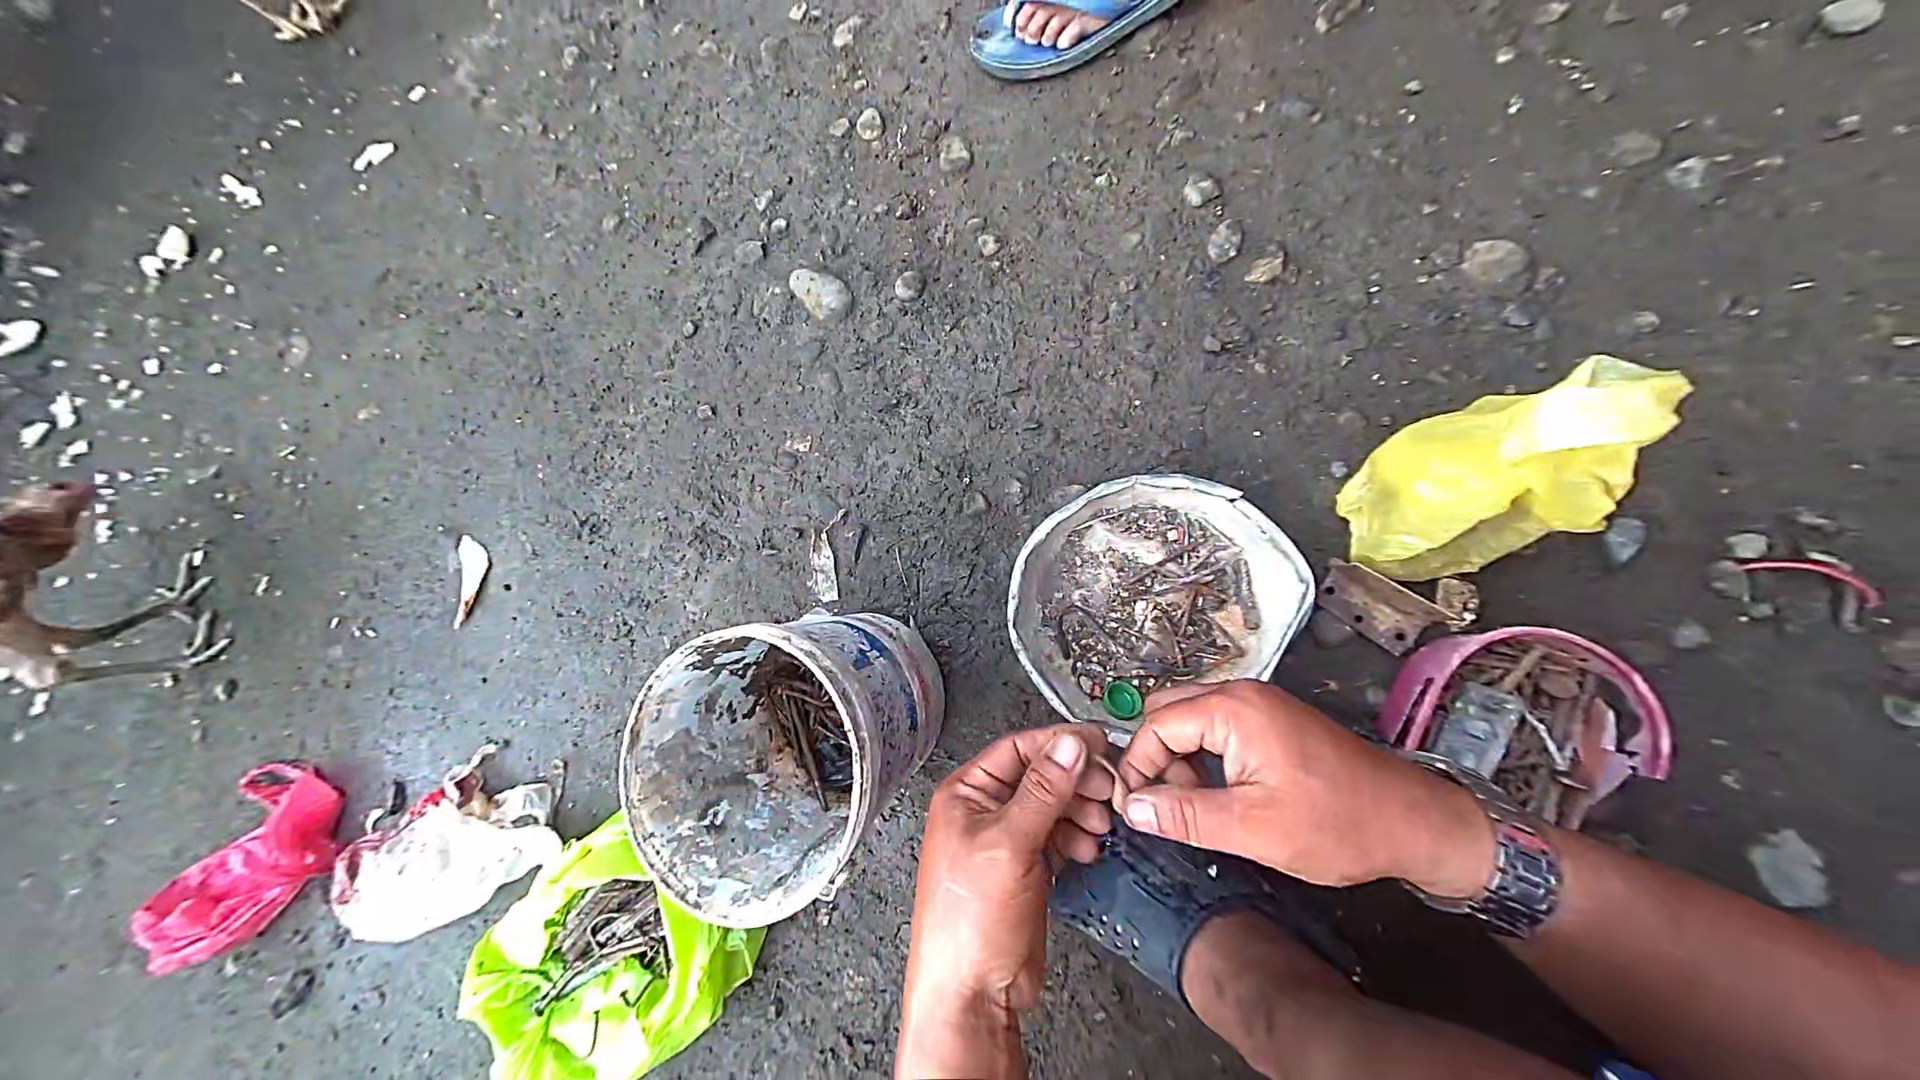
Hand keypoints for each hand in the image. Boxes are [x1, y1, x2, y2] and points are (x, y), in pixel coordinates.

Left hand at [896, 724, 1114, 1079]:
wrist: (973, 994)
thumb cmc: (966, 923)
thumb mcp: (1008, 843)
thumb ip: (1043, 791)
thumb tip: (1067, 746)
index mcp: (966, 794)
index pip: (1017, 749)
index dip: (1057, 744)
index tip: (1095, 743)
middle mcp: (984, 811)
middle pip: (1040, 776)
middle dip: (1075, 781)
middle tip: (1106, 787)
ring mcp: (1006, 840)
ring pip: (1053, 806)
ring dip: (1081, 810)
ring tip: (1100, 822)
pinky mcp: (1025, 866)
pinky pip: (1058, 836)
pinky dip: (1077, 837)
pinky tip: (1089, 846)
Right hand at [1115, 680, 1493, 896]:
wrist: (1413, 821)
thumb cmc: (1342, 823)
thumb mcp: (1253, 828)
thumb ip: (1184, 815)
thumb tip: (1133, 808)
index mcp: (1233, 710)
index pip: (1155, 725)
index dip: (1138, 767)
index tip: (1135, 805)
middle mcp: (1241, 695)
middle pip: (1166, 713)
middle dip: (1157, 758)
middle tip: (1167, 803)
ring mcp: (1257, 704)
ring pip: (1188, 719)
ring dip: (1179, 757)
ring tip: (1198, 803)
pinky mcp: (1268, 719)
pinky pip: (1213, 726)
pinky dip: (1203, 755)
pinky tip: (1220, 792)